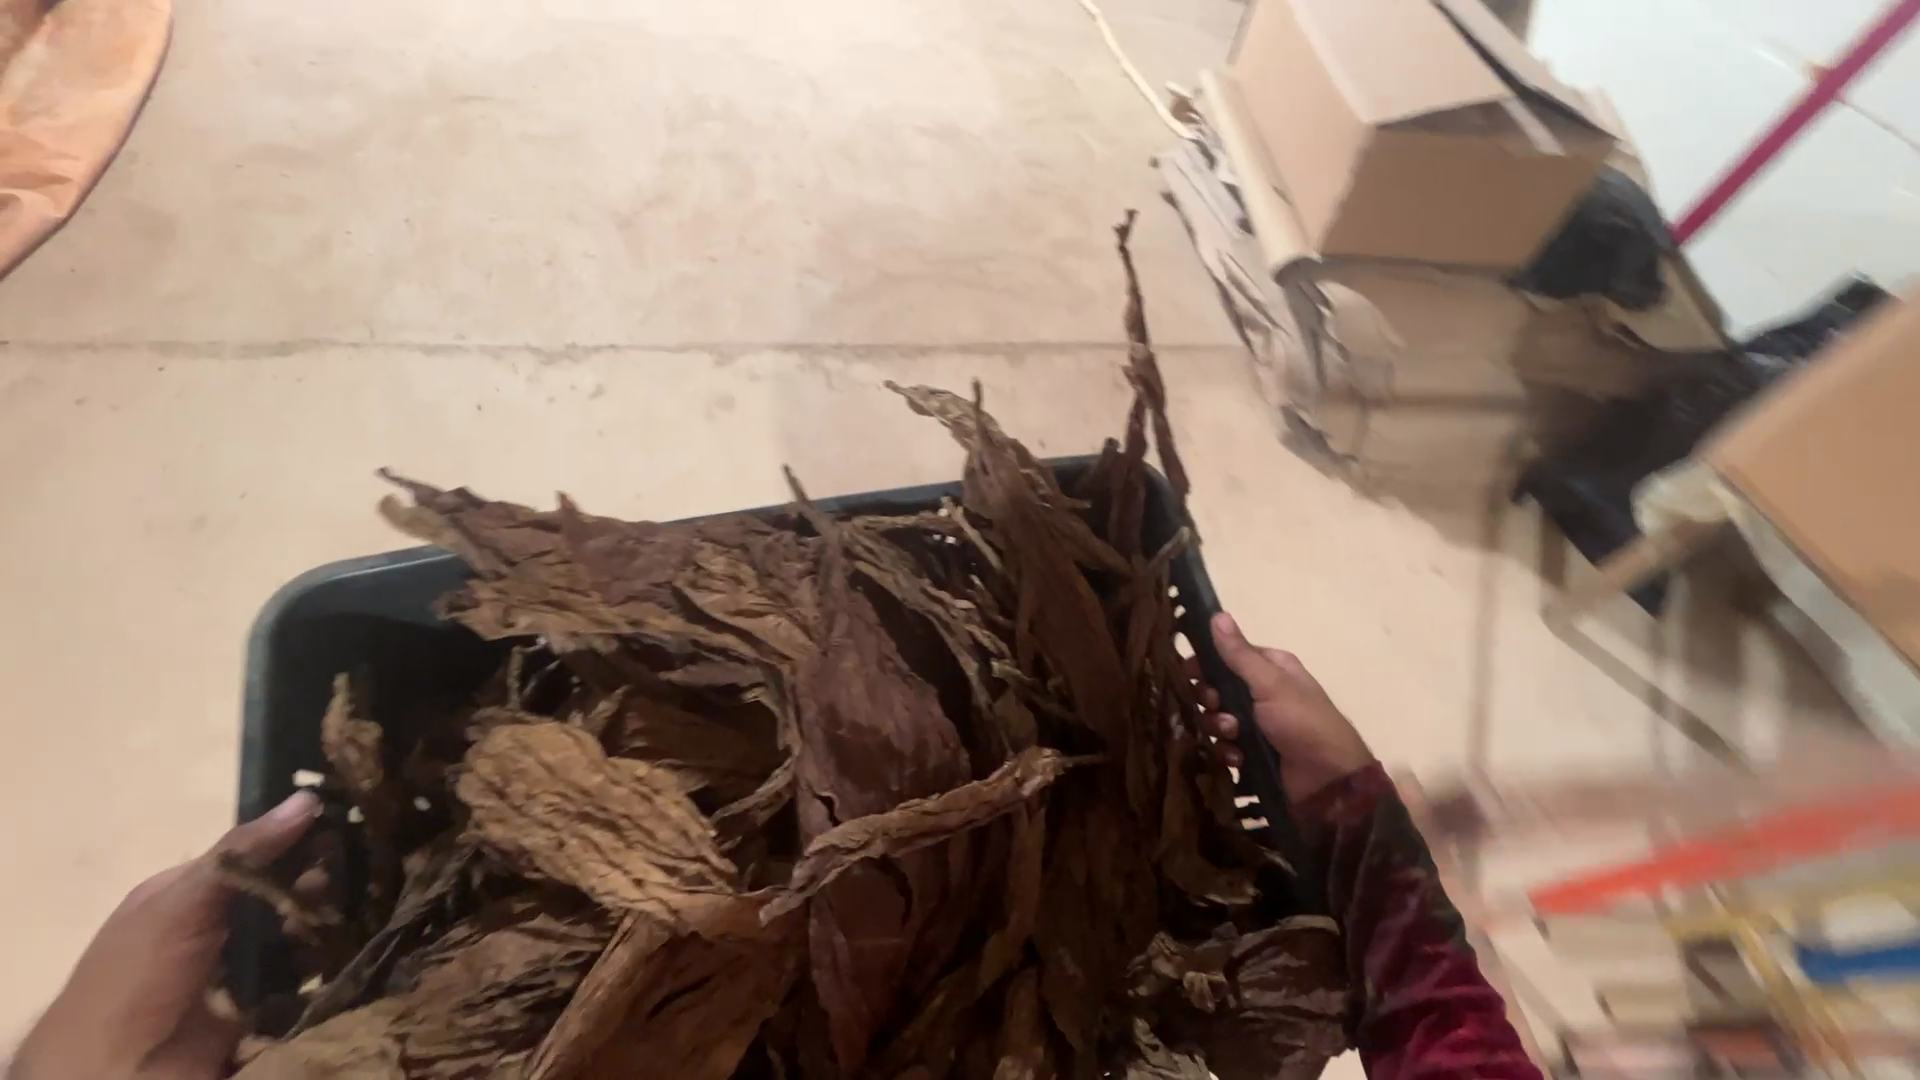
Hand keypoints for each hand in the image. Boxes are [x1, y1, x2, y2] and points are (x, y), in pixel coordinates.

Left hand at [10, 791, 321, 1079]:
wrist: (112, 1078)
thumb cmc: (134, 979)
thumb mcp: (177, 904)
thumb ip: (241, 853)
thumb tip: (309, 797)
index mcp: (194, 892)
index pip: (261, 850)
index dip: (301, 836)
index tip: (344, 826)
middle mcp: (223, 921)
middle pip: (290, 884)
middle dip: (322, 877)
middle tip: (344, 875)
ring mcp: (248, 959)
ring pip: (308, 920)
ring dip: (328, 914)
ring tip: (346, 910)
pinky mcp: (272, 993)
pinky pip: (315, 960)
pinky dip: (332, 949)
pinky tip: (350, 937)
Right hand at [1196, 613, 1374, 805]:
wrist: (1327, 783)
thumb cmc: (1302, 722)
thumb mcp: (1270, 683)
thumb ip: (1239, 653)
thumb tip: (1217, 614)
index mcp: (1271, 668)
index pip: (1227, 656)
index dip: (1206, 663)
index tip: (1190, 673)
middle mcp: (1262, 693)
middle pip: (1216, 688)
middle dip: (1211, 699)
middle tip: (1215, 705)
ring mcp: (1256, 724)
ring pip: (1216, 718)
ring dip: (1219, 727)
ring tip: (1234, 736)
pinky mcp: (1251, 752)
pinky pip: (1224, 745)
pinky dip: (1227, 751)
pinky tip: (1237, 758)